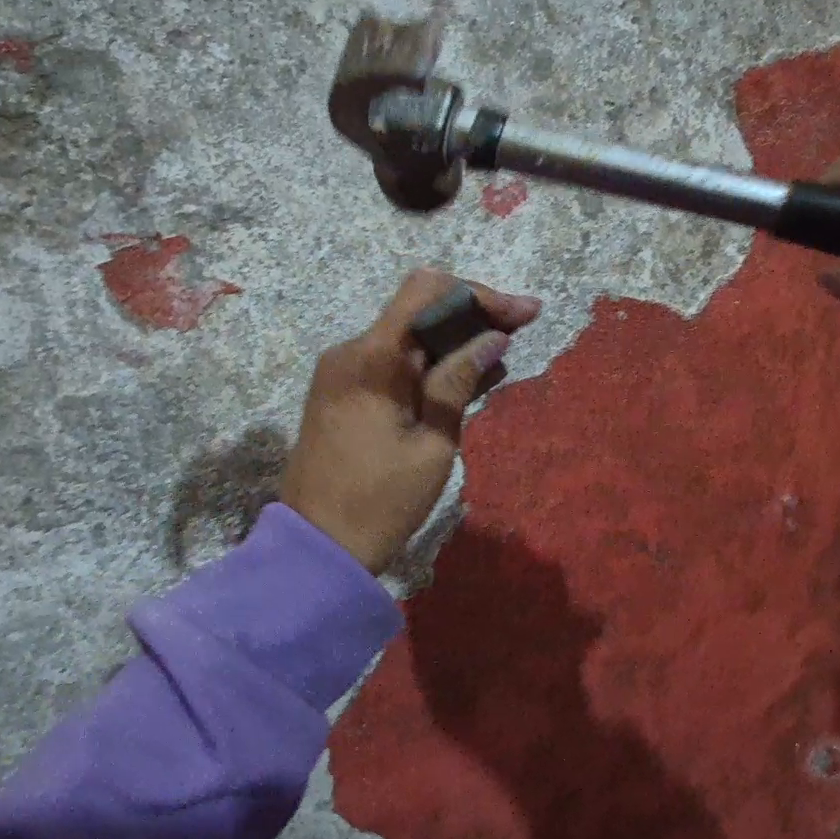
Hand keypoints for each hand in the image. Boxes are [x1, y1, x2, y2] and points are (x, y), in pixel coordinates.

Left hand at [280, 269, 540, 574]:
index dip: (479, 294)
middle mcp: (351, 351)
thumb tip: (493, 338)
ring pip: (408, 336)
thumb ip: (458, 382)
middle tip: (521, 331)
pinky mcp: (342, 391)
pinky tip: (465, 379)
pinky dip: (430, 364)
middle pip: (419, 309)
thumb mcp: (433, 443)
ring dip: (453, 341)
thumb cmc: (381, 501)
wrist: (316, 548)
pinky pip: (393, 362)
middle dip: (473, 315)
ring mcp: (342, 370)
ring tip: (500, 359)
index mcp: (372, 358)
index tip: (522, 314)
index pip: (427, 290)